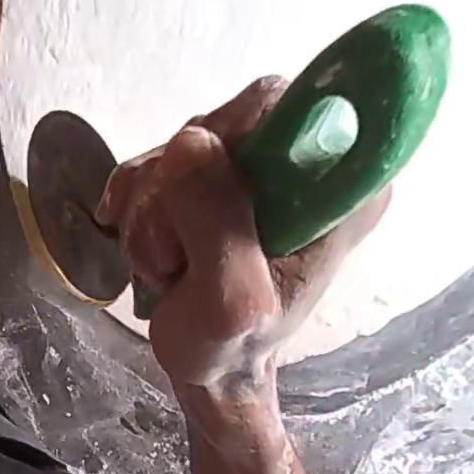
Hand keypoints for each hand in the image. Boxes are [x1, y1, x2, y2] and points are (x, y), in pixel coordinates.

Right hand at [94, 77, 388, 390]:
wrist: (209, 368)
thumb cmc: (228, 350)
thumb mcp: (228, 304)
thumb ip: (216, 225)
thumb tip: (187, 145)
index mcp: (339, 189)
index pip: (287, 106)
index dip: (228, 139)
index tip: (198, 201)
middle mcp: (303, 165)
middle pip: (222, 123)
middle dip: (173, 194)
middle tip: (170, 258)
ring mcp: (251, 170)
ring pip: (180, 147)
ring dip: (150, 212)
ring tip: (163, 269)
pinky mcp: (212, 180)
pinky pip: (155, 164)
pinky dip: (133, 204)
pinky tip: (139, 244)